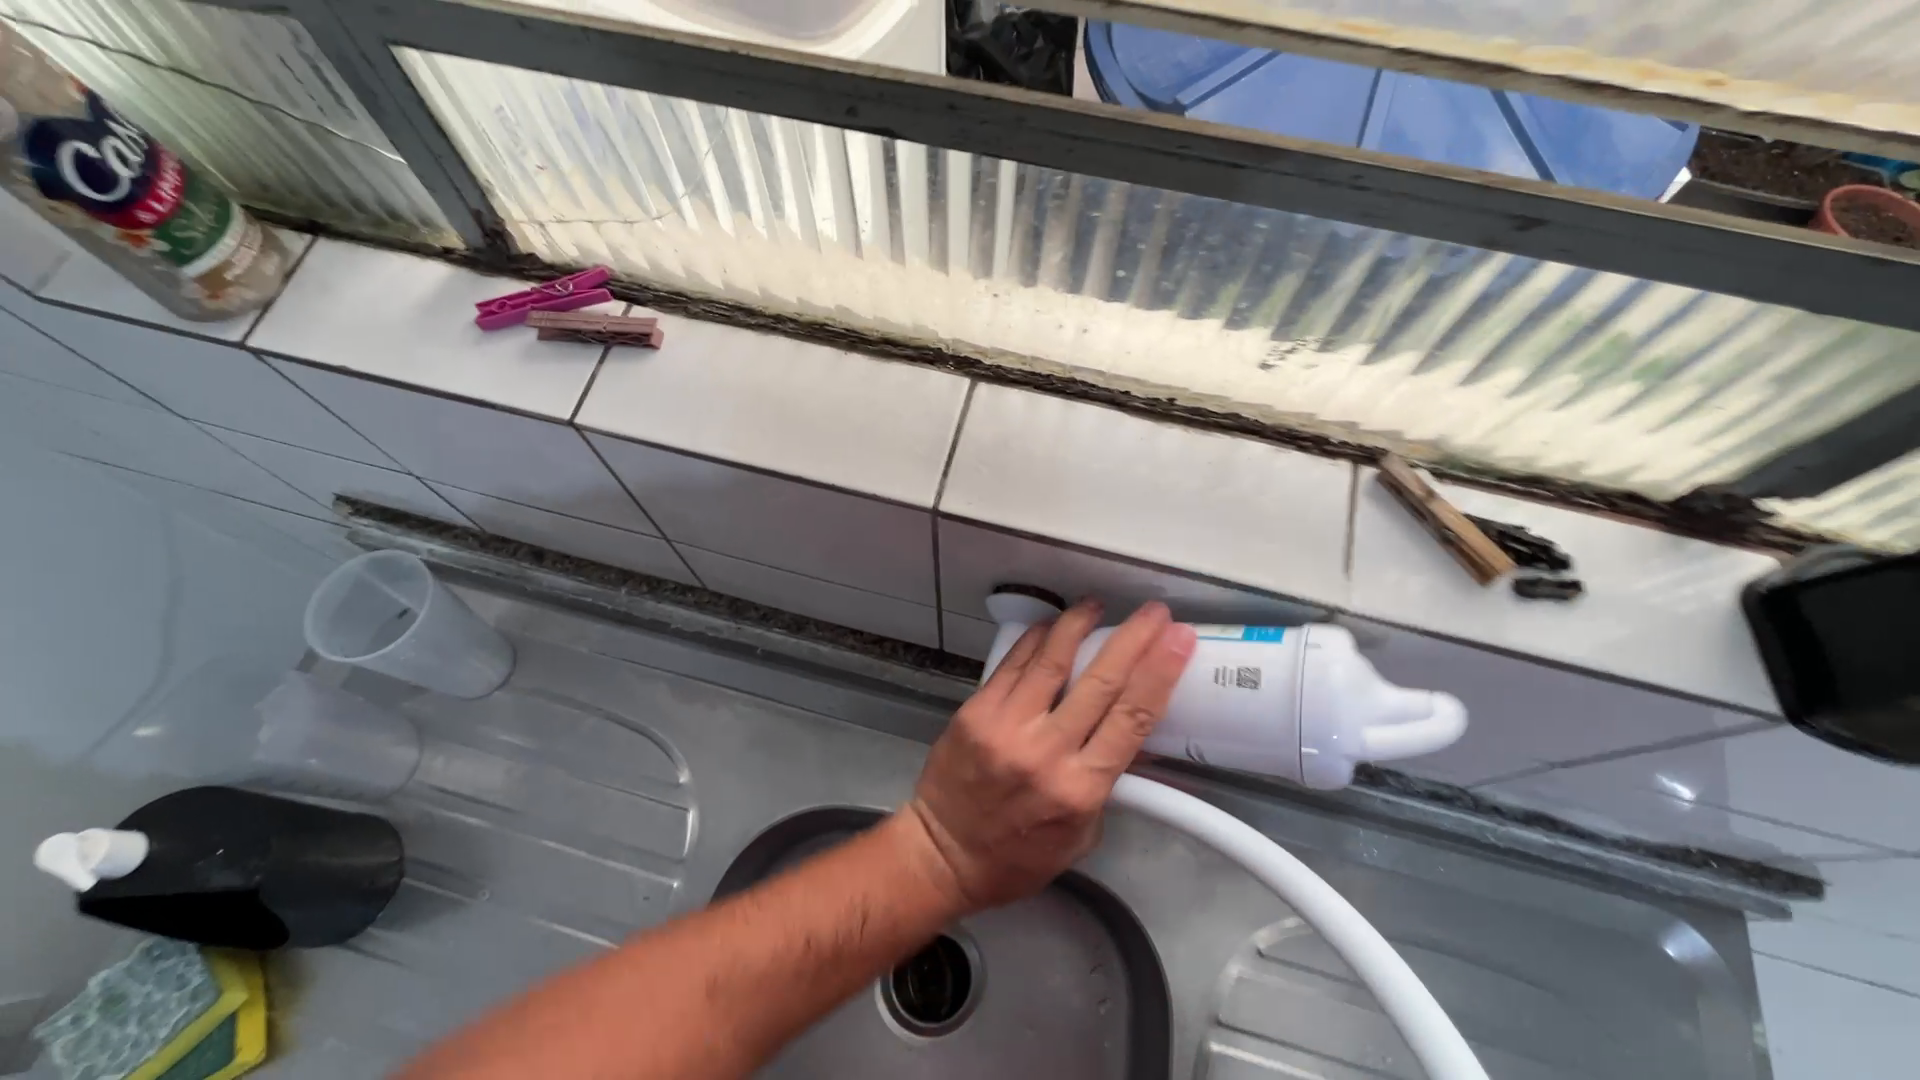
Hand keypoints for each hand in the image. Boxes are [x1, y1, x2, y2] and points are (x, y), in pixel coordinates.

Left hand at [899, 600, 1196, 912]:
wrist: (944, 854)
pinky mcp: (976, 712)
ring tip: (1097, 606)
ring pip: (1051, 660)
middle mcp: (1045, 752)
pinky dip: (1036, 639)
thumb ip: (1105, 782)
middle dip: (1133, 639)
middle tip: (1153, 613)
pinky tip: (1052, 625)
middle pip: (1100, 681)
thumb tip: (1130, 735)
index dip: (1160, 672)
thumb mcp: (1082, 834)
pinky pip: (1013, 664)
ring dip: (1079, 625)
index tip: (1179, 639)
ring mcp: (1006, 727)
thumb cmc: (1019, 856)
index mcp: (1080, 788)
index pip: (1132, 718)